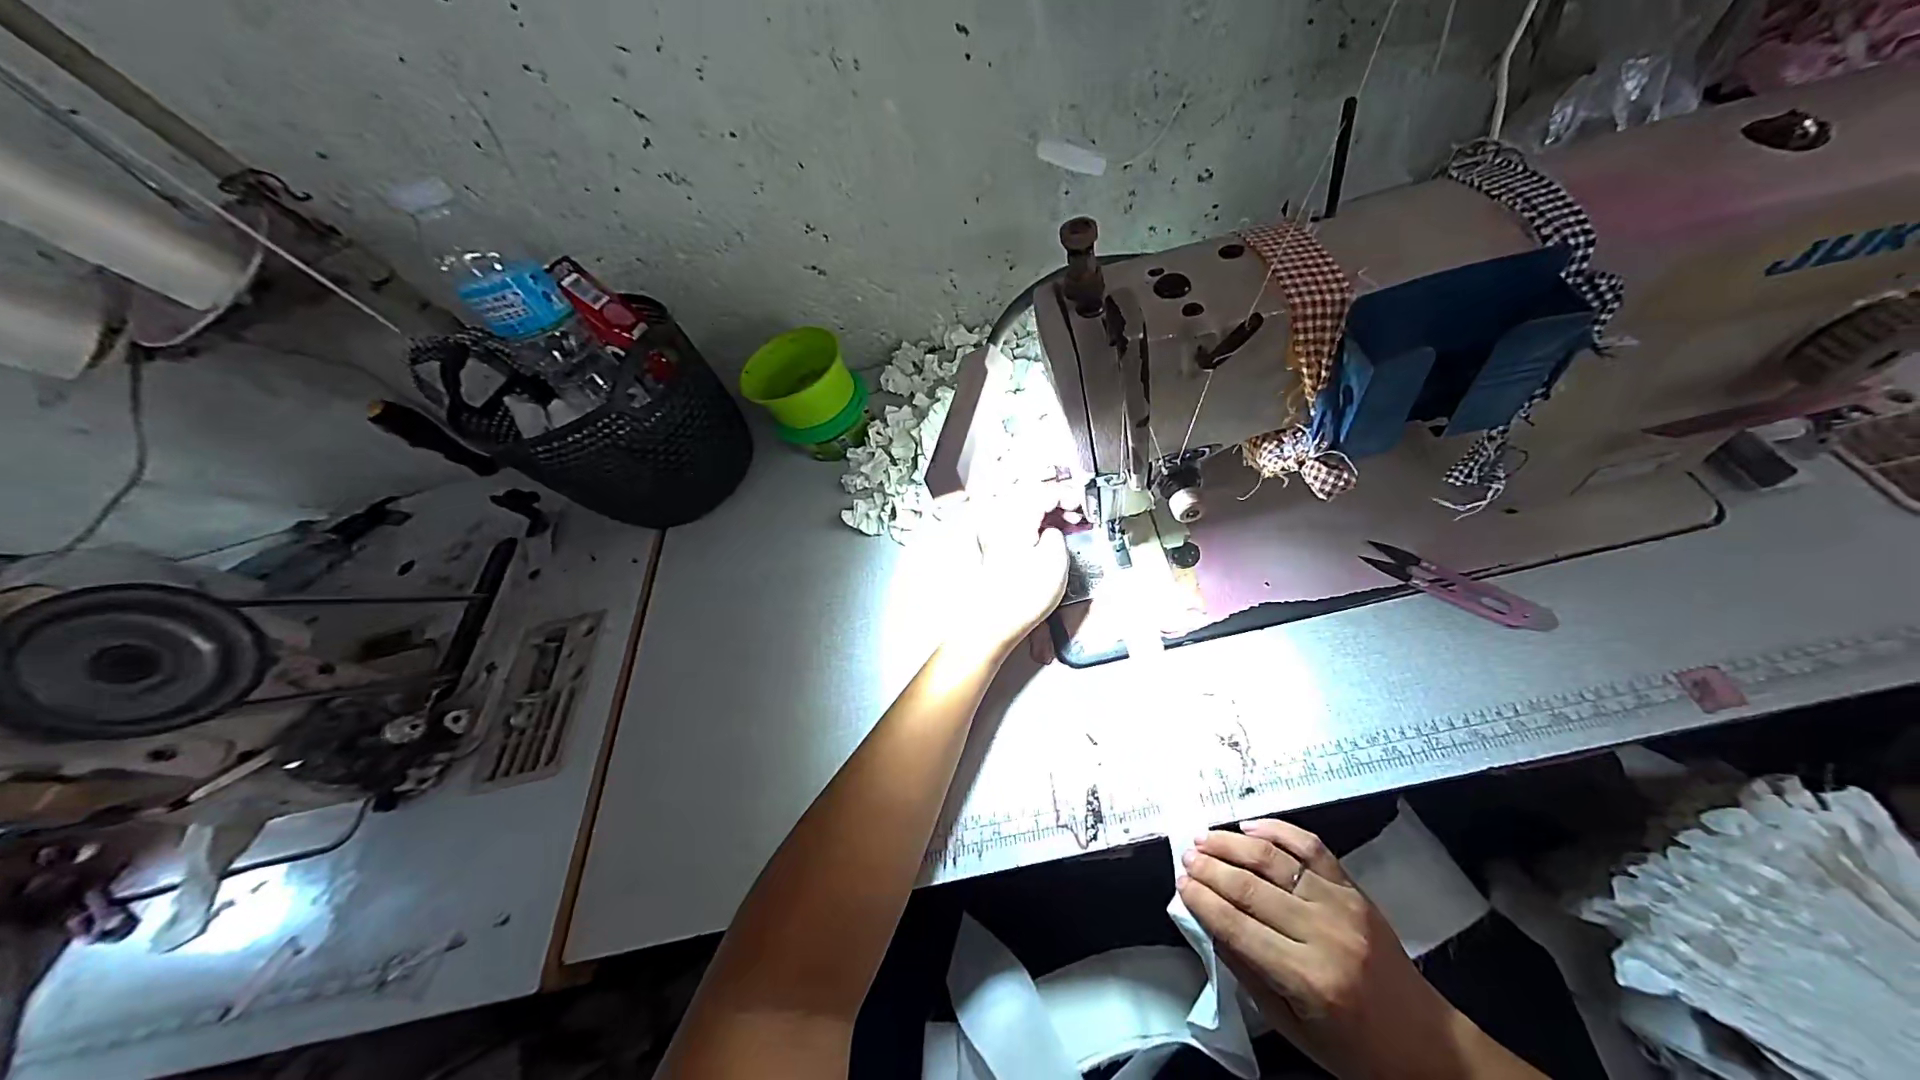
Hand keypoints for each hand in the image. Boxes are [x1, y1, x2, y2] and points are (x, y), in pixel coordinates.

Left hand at [949, 486, 1068, 654]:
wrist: (993, 622)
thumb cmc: (1019, 596)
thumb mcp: (1055, 558)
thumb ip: (1057, 532)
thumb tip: (1053, 529)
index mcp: (1014, 515)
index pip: (1045, 490)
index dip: (1069, 495)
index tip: (1083, 504)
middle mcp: (998, 518)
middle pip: (1031, 495)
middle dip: (1057, 502)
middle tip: (1077, 515)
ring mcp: (991, 532)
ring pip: (1023, 509)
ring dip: (1046, 514)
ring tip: (1066, 527)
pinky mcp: (991, 547)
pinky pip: (1015, 523)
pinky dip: (1033, 525)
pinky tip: (1046, 538)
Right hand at [1179, 822, 1535, 1079]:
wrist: (1427, 1046)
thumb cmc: (1353, 1047)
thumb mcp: (1289, 1025)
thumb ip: (1245, 969)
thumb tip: (1207, 922)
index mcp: (1309, 979)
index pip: (1238, 927)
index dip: (1203, 901)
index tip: (1179, 884)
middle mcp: (1325, 935)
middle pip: (1252, 887)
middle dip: (1210, 868)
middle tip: (1186, 858)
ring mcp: (1343, 906)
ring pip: (1275, 859)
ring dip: (1232, 845)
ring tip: (1204, 839)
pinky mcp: (1355, 890)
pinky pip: (1312, 847)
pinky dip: (1278, 830)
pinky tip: (1250, 826)